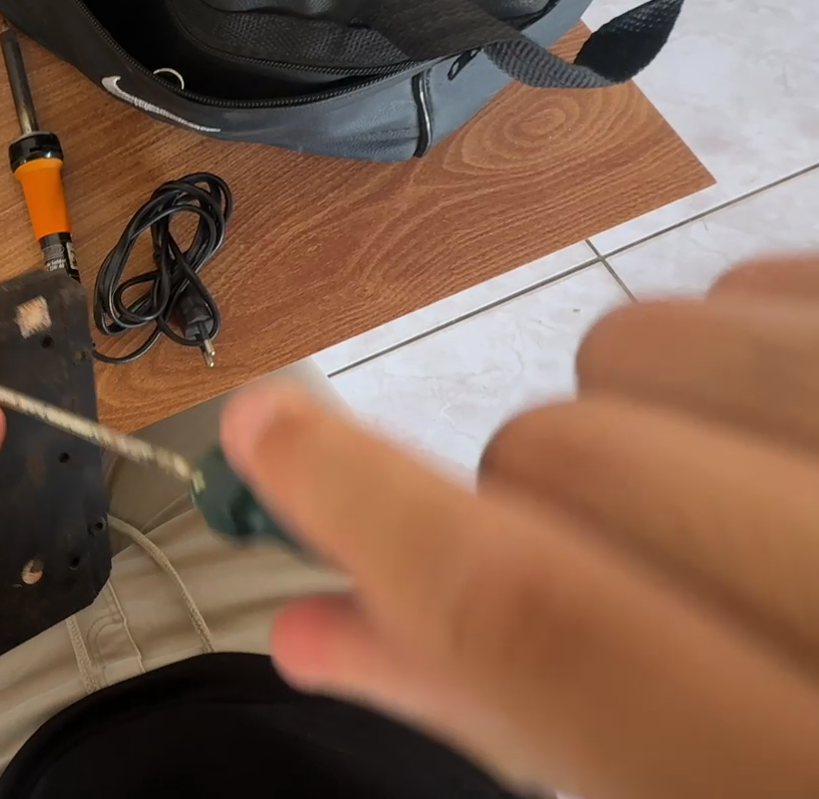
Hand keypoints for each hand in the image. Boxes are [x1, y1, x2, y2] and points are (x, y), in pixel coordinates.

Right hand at [221, 255, 818, 798]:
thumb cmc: (800, 766)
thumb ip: (486, 712)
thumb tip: (306, 628)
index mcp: (801, 778)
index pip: (536, 615)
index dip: (363, 504)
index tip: (262, 424)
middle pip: (568, 453)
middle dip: (530, 494)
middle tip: (607, 556)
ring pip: (656, 339)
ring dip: (638, 411)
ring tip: (730, 486)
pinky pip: (781, 278)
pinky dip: (754, 333)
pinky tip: (807, 418)